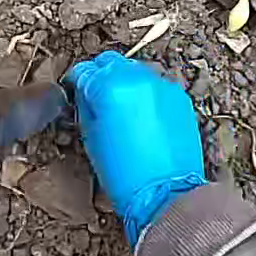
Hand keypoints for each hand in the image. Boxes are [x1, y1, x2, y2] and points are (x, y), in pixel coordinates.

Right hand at [65, 52, 206, 246]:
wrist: (167, 192)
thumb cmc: (125, 175)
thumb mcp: (91, 139)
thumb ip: (86, 107)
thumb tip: (85, 92)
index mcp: (111, 88)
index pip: (86, 71)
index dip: (77, 81)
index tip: (76, 89)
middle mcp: (139, 79)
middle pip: (111, 62)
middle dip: (101, 76)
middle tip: (96, 96)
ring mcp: (162, 85)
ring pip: (135, 70)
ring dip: (125, 82)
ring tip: (120, 108)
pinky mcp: (178, 96)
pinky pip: (155, 85)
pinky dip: (146, 93)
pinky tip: (142, 115)